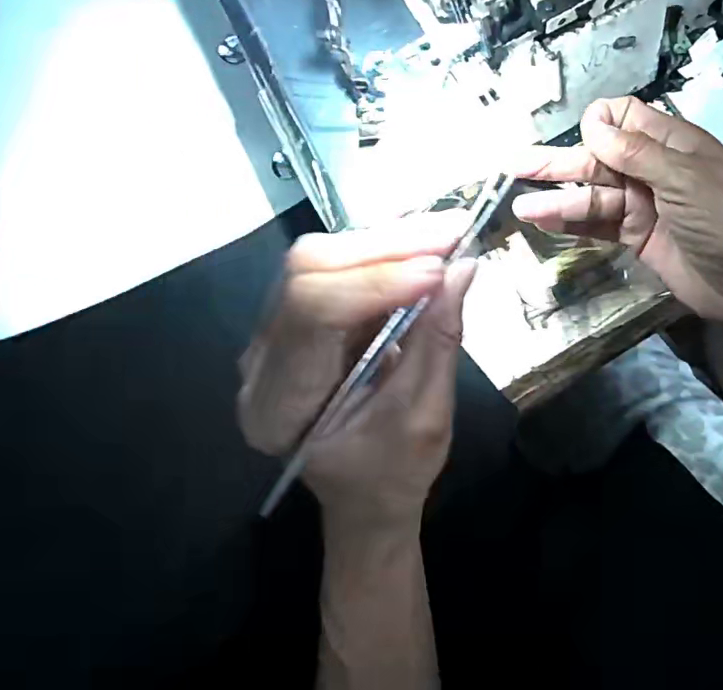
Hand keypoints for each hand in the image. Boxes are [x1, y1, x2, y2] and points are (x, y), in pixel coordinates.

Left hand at [238, 212, 477, 531]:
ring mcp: (274, 328)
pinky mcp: (299, 310)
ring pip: (322, 256)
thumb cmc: (390, 475)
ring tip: (445, 230)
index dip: (376, 281)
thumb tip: (462, 267)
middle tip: (452, 231)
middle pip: (309, 270)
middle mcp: (261, 356)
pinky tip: (421, 239)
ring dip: (388, 239)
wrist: (364, 492)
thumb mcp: (424, 419)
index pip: (312, 313)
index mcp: (277, 404)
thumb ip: (438, 341)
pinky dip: (384, 247)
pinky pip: (336, 262)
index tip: (439, 269)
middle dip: (385, 246)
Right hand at [511, 97, 722, 325]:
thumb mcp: (683, 179)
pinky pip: (599, 224)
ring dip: (559, 200)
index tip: (583, 136)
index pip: (625, 118)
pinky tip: (545, 223)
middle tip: (516, 164)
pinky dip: (573, 224)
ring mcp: (643, 204)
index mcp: (671, 144)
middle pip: (598, 159)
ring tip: (522, 207)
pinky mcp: (636, 235)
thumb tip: (591, 122)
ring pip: (593, 195)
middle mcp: (652, 169)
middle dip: (559, 162)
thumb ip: (635, 152)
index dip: (599, 124)